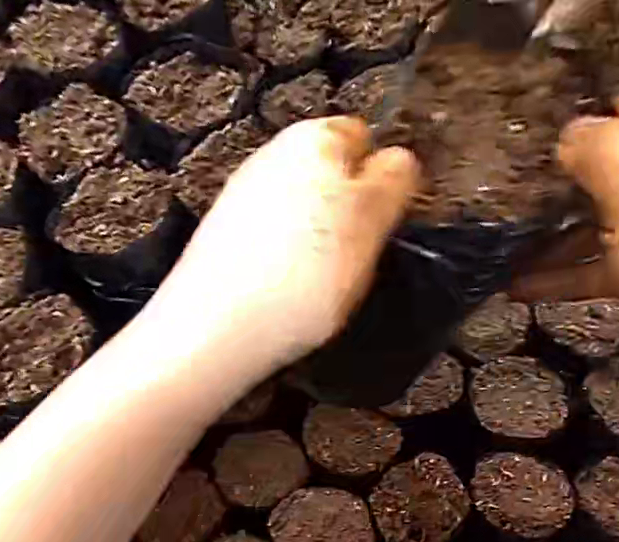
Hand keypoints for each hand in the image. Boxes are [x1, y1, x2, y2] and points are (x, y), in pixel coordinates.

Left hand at [144, 117, 419, 379]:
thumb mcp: (370, 224)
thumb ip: (393, 184)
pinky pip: (270, 241)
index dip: (378, 181)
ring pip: (299, 211)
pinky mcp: (222, 236)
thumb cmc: (305, 277)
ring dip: (313, 238)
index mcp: (316, 138)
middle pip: (326, 177)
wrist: (218, 327)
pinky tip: (281, 291)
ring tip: (313, 284)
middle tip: (351, 259)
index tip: (380, 226)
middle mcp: (273, 155)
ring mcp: (242, 196)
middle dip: (344, 210)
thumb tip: (400, 161)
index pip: (362, 139)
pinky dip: (282, 260)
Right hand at [523, 84, 618, 361]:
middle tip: (523, 209)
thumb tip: (572, 134)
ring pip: (612, 225)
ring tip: (509, 262)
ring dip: (558, 244)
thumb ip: (597, 147)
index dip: (592, 126)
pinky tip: (526, 290)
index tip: (547, 154)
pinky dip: (572, 276)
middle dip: (569, 193)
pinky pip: (612, 267)